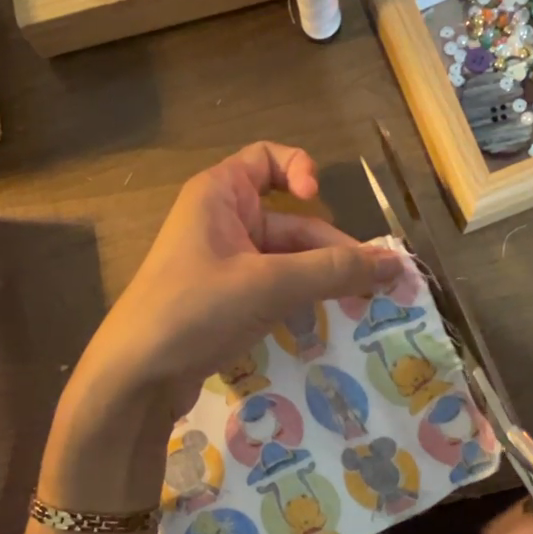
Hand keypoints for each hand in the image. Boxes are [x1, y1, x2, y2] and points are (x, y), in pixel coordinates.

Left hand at [76, 141, 402, 412]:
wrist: (137, 375)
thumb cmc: (198, 310)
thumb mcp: (271, 285)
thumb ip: (335, 271)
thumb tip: (396, 264)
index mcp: (219, 195)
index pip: (267, 159)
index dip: (300, 169)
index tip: (318, 200)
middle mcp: (219, 222)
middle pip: (289, 221)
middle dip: (330, 249)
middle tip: (375, 283)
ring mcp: (219, 266)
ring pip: (283, 260)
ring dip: (319, 279)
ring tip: (361, 306)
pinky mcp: (221, 303)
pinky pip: (269, 289)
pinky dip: (297, 301)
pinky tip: (323, 323)